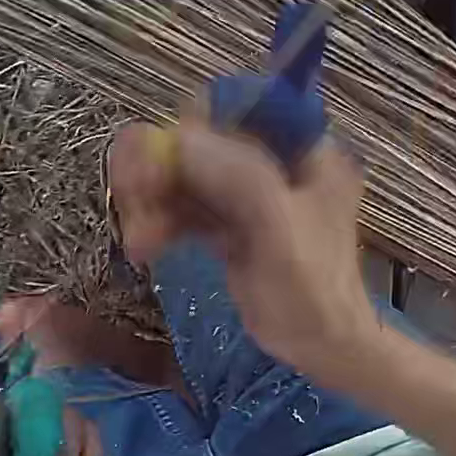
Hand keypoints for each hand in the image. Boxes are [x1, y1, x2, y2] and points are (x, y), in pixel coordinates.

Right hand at [108, 122, 382, 380]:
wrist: (321, 346)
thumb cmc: (312, 288)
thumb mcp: (280, 228)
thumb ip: (238, 176)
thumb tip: (178, 136)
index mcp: (300, 148)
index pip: (238, 109)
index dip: (195, 125)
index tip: (162, 158)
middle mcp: (272, 162)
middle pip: (202, 142)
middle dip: (162, 167)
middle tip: (134, 197)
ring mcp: (248, 195)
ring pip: (186, 176)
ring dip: (154, 201)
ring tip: (139, 240)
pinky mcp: (229, 225)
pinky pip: (185, 209)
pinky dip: (161, 222)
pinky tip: (144, 248)